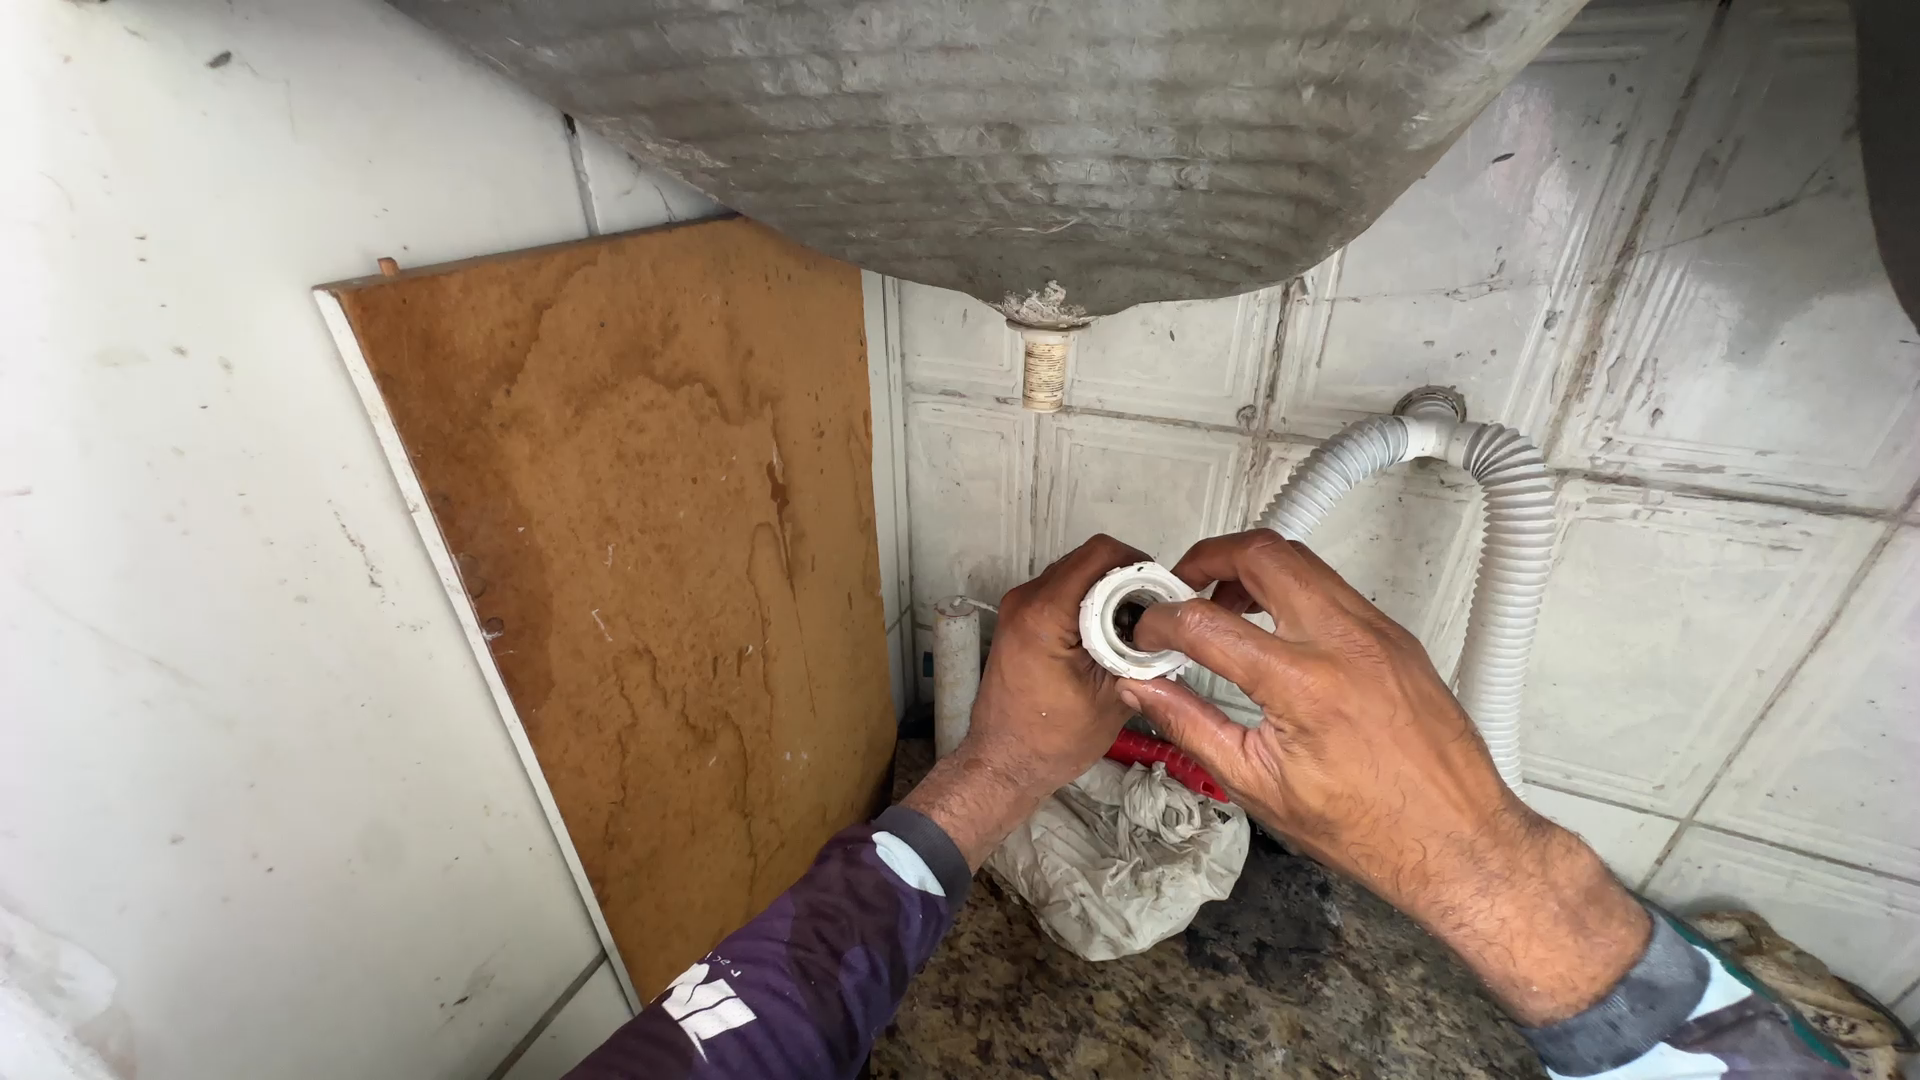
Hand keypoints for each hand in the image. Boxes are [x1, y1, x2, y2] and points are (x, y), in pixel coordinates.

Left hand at [903, 534, 1147, 869]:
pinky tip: (1109, 634)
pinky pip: (1061, 593)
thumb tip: (1172, 623)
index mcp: (1044, 611)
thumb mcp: (1113, 694)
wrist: (1005, 763)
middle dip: (1126, 578)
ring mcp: (1017, 607)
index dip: (1139, 563)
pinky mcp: (1019, 620)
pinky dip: (1088, 603)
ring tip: (1135, 625)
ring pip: (1075, 574)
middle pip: (1086, 560)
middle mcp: (1025, 599)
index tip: (1163, 590)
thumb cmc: (1053, 739)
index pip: (1099, 553)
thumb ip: (1142, 650)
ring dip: (1107, 591)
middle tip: (1156, 610)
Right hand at [1121, 530, 1647, 1025]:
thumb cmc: (1372, 828)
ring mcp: (1376, 632)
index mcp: (1303, 686)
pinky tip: (1268, 623)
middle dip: (1205, 556)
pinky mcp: (1393, 635)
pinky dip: (1286, 584)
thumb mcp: (1255, 784)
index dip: (1160, 622)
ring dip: (1247, 565)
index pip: (1206, 623)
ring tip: (1219, 599)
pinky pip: (1328, 583)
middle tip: (1179, 583)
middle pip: (1261, 552)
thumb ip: (1187, 722)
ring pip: (1299, 556)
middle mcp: (1344, 643)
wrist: (1461, 843)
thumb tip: (1143, 688)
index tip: (1147, 633)